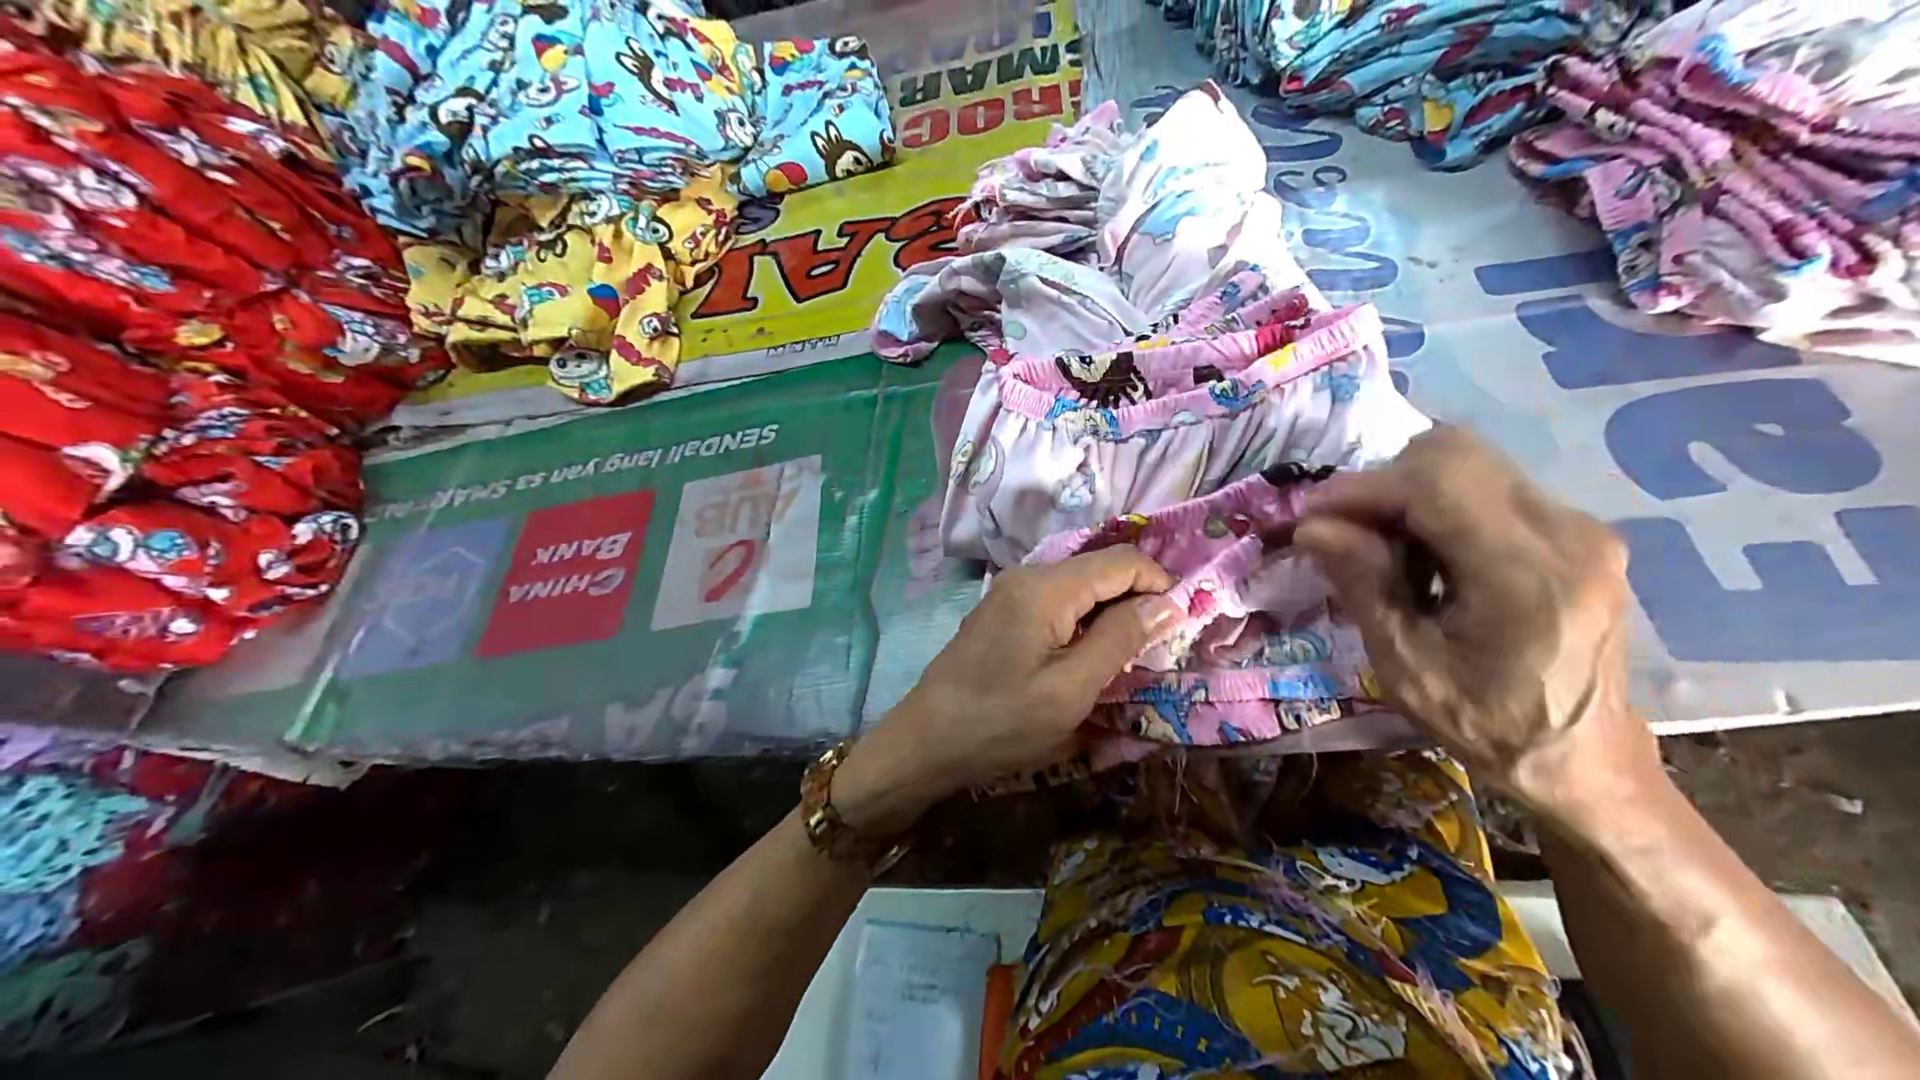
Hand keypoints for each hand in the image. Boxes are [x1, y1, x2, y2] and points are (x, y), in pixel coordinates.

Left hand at [833, 546, 1180, 833]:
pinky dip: (1082, 622)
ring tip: (1125, 659)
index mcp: (1045, 587)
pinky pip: (1055, 604)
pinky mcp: (1001, 613)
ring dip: (1109, 614)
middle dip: (1136, 600)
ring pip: (1079, 587)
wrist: (924, 742)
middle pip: (1099, 570)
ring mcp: (1009, 593)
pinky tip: (1086, 657)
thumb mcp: (1070, 690)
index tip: (1181, 627)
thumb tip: (1166, 602)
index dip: (1160, 585)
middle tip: (1157, 649)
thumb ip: (1120, 639)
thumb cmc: (1000, 723)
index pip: (1121, 561)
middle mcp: (1026, 576)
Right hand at [1294, 426, 1664, 829]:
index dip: (1361, 488)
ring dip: (1408, 492)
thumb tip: (1311, 525)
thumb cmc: (1484, 723)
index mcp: (1526, 575)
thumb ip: (1363, 584)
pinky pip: (1488, 485)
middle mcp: (1566, 532)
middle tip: (1347, 532)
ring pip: (1469, 462)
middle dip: (1383, 483)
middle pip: (1453, 453)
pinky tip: (1423, 554)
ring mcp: (1579, 526)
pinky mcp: (1575, 530)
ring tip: (1382, 547)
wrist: (1582, 758)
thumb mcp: (1404, 665)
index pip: (1434, 481)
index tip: (1311, 518)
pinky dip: (1438, 504)